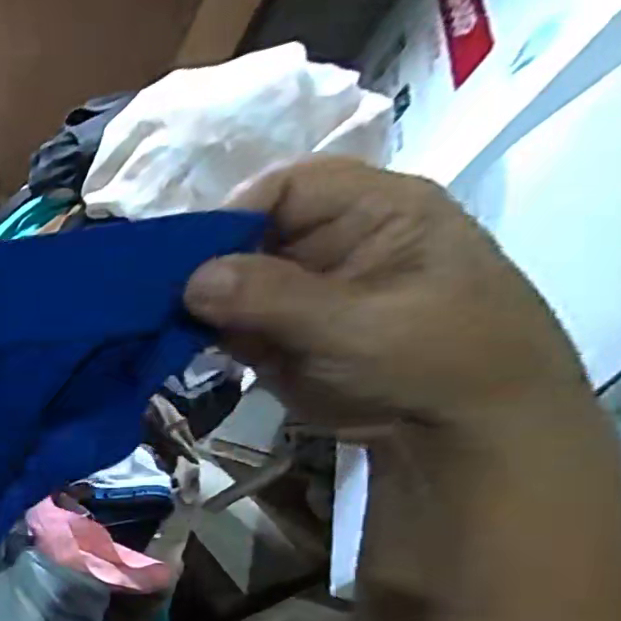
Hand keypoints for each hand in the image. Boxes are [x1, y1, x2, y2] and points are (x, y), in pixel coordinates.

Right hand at [183, 157, 589, 435]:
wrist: (458, 435)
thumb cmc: (435, 361)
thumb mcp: (356, 324)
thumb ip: (271, 297)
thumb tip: (190, 280)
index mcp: (371, 212)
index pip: (288, 186)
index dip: (236, 213)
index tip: (189, 260)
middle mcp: (329, 244)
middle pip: (248, 234)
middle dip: (205, 266)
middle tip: (162, 302)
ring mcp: (299, 292)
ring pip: (229, 283)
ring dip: (196, 307)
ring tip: (162, 329)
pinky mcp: (277, 335)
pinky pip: (227, 323)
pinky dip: (201, 335)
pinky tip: (176, 347)